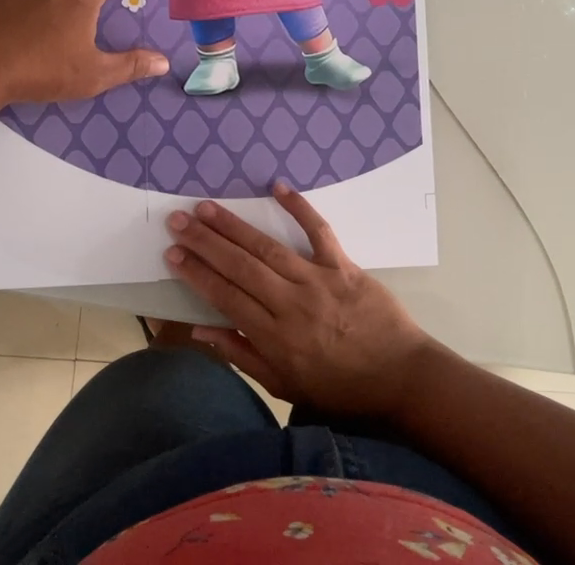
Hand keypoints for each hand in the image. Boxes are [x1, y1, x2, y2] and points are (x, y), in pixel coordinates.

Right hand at [164, 184, 439, 420]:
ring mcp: (318, 281)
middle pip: (239, 267)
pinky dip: (299, 208)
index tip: (172, 253)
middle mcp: (292, 304)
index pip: (226, 297)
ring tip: (206, 207)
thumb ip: (241, 355)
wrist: (402, 378)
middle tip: (177, 221)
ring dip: (233, 226)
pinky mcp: (344, 266)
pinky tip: (277, 187)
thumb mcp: (285, 385)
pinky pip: (319, 231)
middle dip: (204, 242)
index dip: (196, 274)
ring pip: (267, 247)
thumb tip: (200, 331)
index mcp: (275, 337)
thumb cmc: (340, 388)